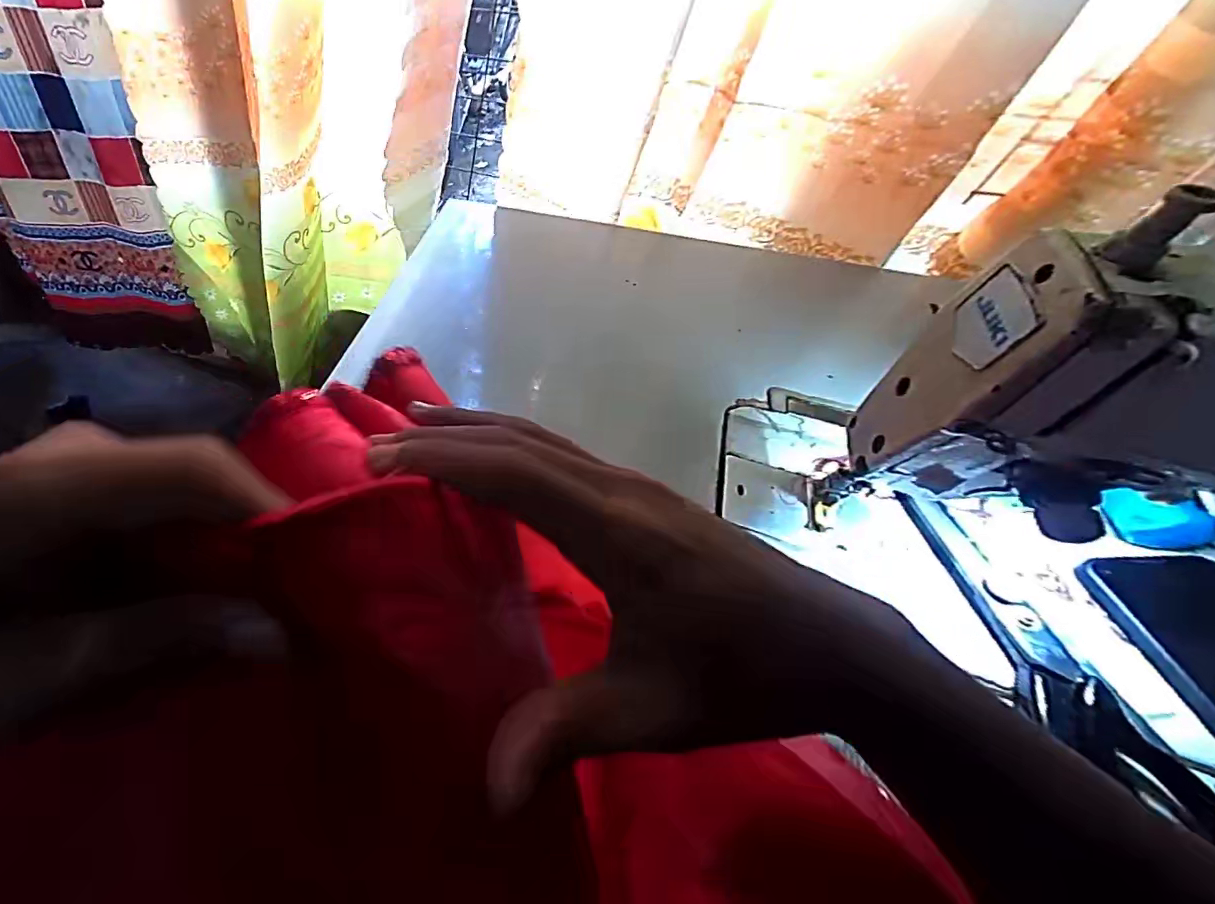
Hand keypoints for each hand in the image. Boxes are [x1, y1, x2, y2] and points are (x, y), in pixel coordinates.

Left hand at [0, 422, 289, 748]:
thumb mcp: (25, 681)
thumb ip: (149, 642)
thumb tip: (271, 632)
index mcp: (46, 490)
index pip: (187, 468)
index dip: (261, 502)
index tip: (316, 559)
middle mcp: (72, 451)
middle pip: (196, 468)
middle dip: (256, 525)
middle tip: (301, 586)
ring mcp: (78, 454)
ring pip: (186, 478)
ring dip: (230, 531)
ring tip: (264, 587)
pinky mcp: (84, 472)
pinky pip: (164, 491)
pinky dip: (199, 532)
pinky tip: (207, 575)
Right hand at [368, 406, 930, 809]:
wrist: (836, 643)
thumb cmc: (742, 672)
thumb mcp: (649, 712)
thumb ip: (563, 735)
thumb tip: (490, 793)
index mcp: (610, 527)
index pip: (507, 471)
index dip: (438, 458)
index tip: (378, 458)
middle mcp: (613, 487)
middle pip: (513, 441)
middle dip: (441, 436)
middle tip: (378, 444)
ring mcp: (627, 482)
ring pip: (535, 436)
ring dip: (472, 426)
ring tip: (417, 422)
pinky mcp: (637, 491)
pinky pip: (554, 450)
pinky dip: (505, 440)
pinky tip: (490, 454)